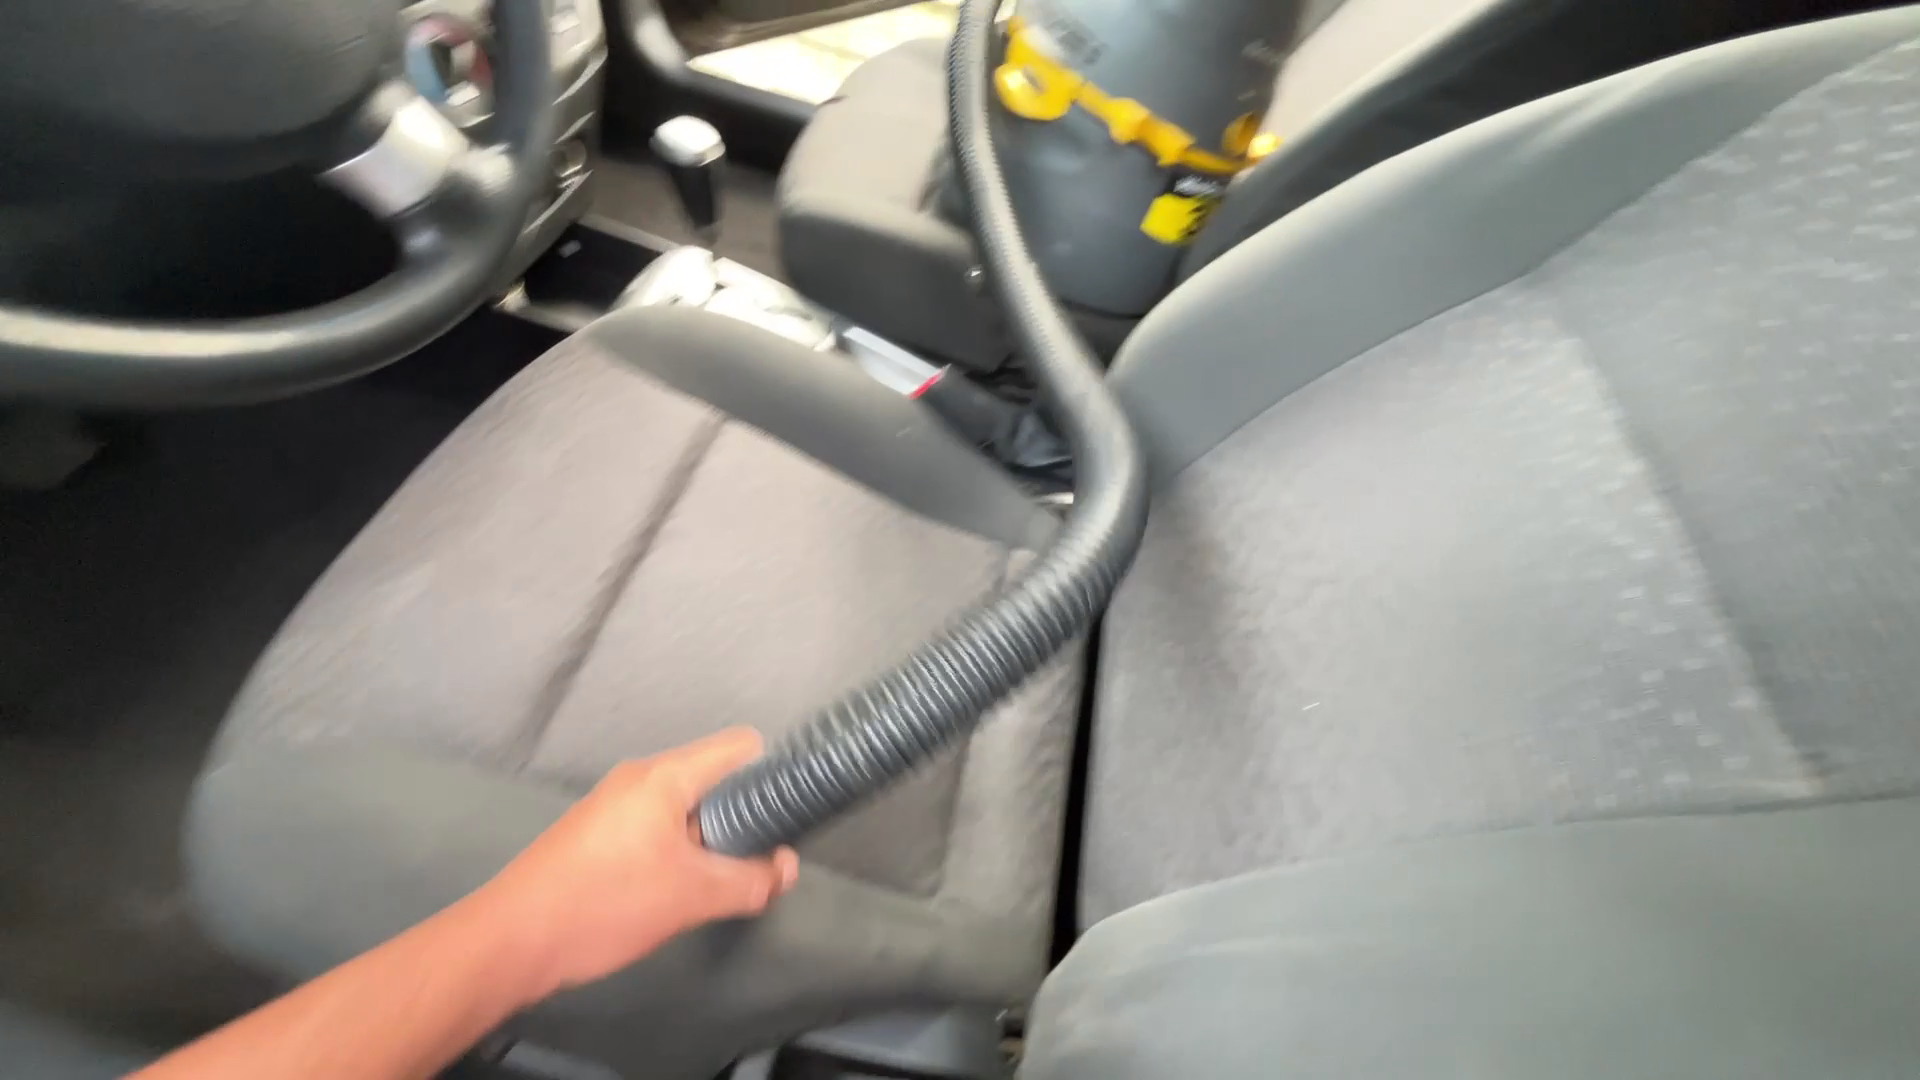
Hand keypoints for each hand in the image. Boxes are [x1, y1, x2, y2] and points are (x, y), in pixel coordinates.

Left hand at [475, 728, 798, 1000]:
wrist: (506, 941)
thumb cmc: (604, 903)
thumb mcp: (691, 898)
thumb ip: (750, 880)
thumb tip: (786, 868)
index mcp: (667, 774)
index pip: (742, 745)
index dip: (772, 773)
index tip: (783, 813)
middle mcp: (641, 774)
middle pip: (714, 773)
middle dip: (739, 812)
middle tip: (749, 855)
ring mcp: (614, 798)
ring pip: (685, 800)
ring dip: (707, 832)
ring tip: (709, 876)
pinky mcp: (597, 826)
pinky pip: (657, 817)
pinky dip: (676, 842)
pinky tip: (668, 884)